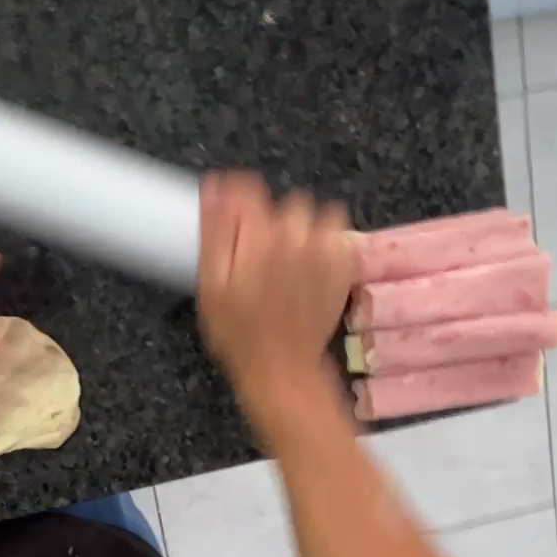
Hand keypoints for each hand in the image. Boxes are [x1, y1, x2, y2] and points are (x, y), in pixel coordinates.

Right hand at [195, 171, 353, 424]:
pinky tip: (310, 266)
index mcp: (259, 235)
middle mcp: (297, 234)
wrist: (282, 368)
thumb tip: (213, 187)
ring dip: (302, 227)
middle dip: (270, 218)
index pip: (248, 188)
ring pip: (318, 212)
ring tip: (287, 257)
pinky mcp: (345, 265)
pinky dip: (326, 242)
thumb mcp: (211, 285)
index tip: (229, 211)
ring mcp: (326, 249)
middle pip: (285, 200)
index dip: (235, 196)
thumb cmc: (238, 333)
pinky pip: (339, 234)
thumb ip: (214, 232)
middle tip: (256, 252)